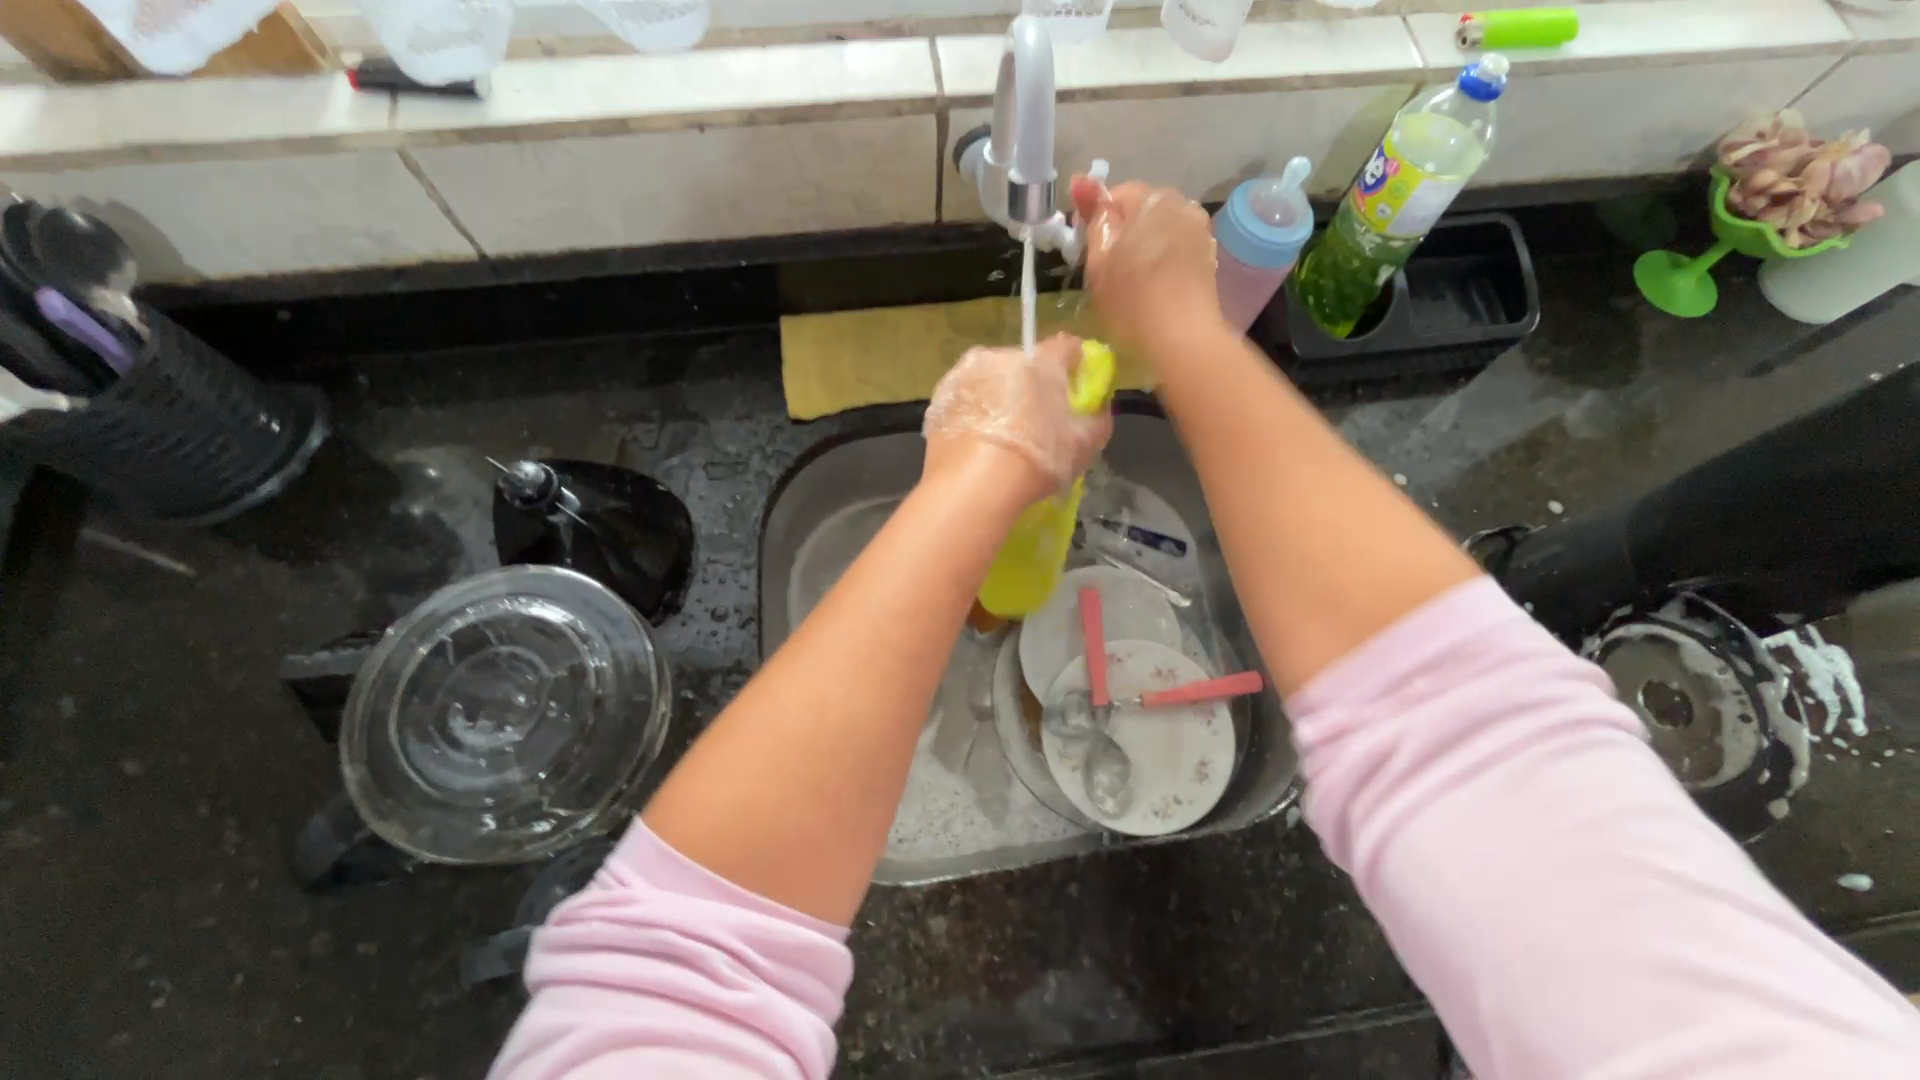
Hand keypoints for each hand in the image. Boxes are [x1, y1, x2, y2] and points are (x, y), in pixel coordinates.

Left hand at [922, 334, 1113, 510]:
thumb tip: (1097, 408)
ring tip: (1003, 436)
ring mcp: (964, 375)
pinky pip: (966, 400)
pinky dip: (974, 414)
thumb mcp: (1084, 446)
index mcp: (1041, 359)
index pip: (1067, 347)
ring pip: (991, 380)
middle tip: (1037, 421)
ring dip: (1000, 398)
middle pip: (1025, 363)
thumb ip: (1098, 419)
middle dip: (1033, 385)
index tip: (1076, 390)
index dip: (1075, 367)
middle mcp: (1000, 355)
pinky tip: (978, 443)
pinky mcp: (939, 399)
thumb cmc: (1037, 460)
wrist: (972, 486)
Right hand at [1070, 177, 1223, 350]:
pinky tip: (1156, 285)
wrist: (1182, 337)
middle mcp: (1181, 203)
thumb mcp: (1099, 260)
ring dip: (1145, 244)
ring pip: (1160, 228)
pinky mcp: (1208, 254)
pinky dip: (1163, 259)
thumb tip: (1082, 181)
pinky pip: (1177, 246)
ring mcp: (1199, 228)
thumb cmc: (1131, 299)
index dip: (1098, 221)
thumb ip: (1093, 217)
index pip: (1115, 195)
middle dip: (1125, 230)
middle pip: (1142, 209)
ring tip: (1134, 279)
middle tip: (1110, 268)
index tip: (1090, 251)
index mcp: (1150, 198)